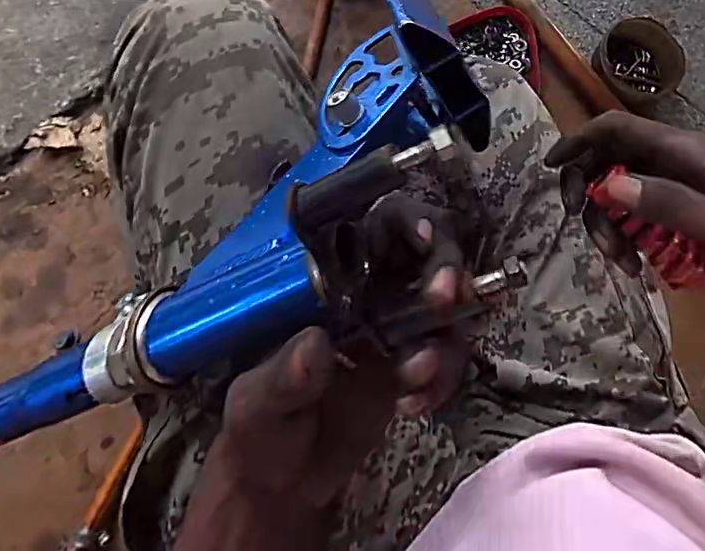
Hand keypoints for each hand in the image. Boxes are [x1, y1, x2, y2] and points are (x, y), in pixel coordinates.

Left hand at [191, 196, 472, 523]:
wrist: (281, 483)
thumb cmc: (257, 425)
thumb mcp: (255, 403)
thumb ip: (283, 376)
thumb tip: (315, 344)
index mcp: (329, 276)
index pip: (373, 228)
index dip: (405, 221)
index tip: (422, 238)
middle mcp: (370, 288)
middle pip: (425, 253)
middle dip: (444, 267)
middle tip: (446, 298)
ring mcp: (396, 324)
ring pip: (445, 304)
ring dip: (447, 332)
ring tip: (421, 375)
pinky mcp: (415, 361)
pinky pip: (448, 354)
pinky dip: (444, 375)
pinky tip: (416, 404)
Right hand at [546, 112, 704, 338]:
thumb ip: (671, 204)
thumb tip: (608, 182)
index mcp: (692, 155)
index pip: (622, 128)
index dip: (582, 139)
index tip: (554, 166)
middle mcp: (679, 164)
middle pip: (611, 156)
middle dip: (590, 187)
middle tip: (582, 223)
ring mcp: (676, 191)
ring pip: (616, 188)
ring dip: (606, 220)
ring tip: (621, 260)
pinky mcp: (675, 218)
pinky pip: (631, 216)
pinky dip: (621, 236)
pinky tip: (633, 264)